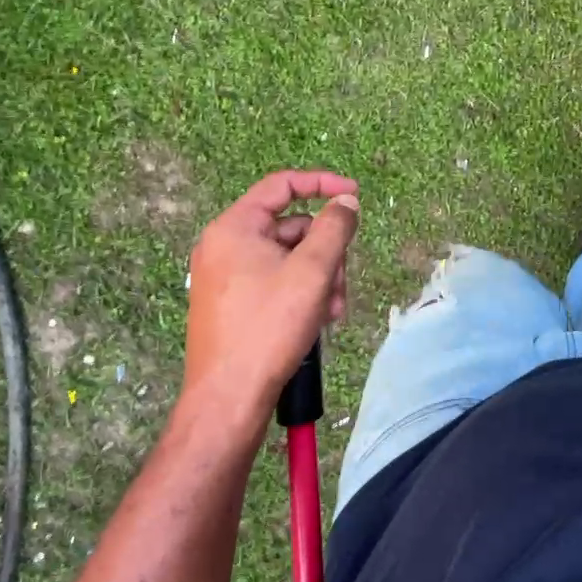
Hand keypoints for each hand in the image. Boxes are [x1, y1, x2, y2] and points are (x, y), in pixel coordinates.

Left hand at [183, 170, 359, 428]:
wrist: (229, 397)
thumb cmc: (269, 326)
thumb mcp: (313, 270)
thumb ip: (335, 227)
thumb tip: (345, 201)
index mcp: (234, 228)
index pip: (282, 185)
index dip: (323, 184)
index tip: (356, 195)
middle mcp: (224, 246)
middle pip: (293, 226)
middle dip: (327, 250)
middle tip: (341, 280)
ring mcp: (226, 276)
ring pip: (292, 256)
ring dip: (322, 276)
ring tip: (332, 309)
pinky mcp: (233, 301)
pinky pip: (279, 279)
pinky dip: (304, 291)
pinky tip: (319, 318)